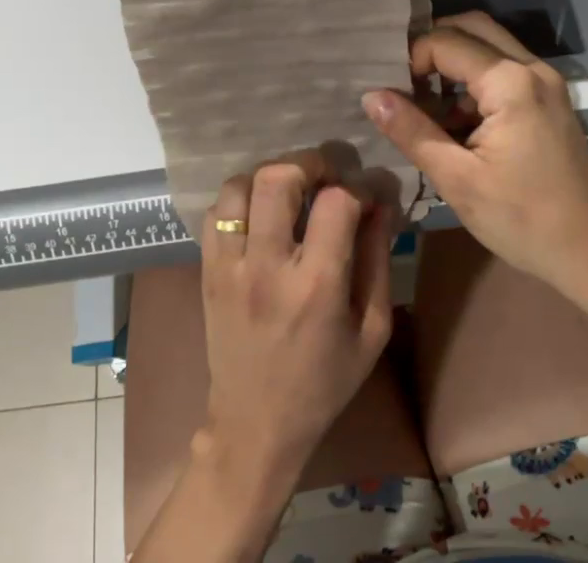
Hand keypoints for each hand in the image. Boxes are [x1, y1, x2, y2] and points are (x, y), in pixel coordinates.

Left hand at [195, 148, 396, 479]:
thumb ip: (377, 261)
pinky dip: (239, 200)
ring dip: (270, 177)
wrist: (255, 424)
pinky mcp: (206, 271)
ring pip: (238, 186)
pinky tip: (260, 214)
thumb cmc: (324, 383)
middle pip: (278, 178)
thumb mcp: (371, 330)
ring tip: (292, 191)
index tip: (370, 194)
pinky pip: (214, 213)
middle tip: (328, 176)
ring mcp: (229, 267)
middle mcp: (267, 267)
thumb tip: (381, 205)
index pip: (337, 202)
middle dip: (310, 163)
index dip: (360, 186)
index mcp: (317, 286)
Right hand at [362, 12, 587, 314]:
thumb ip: (412, 131)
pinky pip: (506, 71)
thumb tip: (371, 96)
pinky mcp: (551, 102)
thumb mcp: (456, 179)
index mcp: (511, 82)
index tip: (391, 93)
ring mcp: (547, 84)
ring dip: (454, 64)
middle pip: (472, 28)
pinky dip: (475, 83)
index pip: (446, 42)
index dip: (411, 59)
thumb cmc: (521, 219)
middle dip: (432, 46)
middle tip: (401, 81)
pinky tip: (454, 123)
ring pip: (490, 48)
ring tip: (421, 105)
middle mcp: (533, 69)